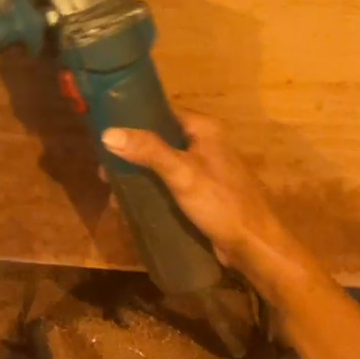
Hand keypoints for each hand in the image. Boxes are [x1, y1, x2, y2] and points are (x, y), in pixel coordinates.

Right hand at [101, 111, 292, 279]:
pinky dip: (152, 189)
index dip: (133, 119)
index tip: (105, 131)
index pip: (161, 112)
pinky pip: (170, 184)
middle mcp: (205, 143)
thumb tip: (107, 133)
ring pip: (162, 164)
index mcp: (204, 128)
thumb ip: (147, 150)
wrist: (255, 246)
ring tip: (113, 189)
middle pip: (159, 139)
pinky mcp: (203, 193)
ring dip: (138, 174)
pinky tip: (132, 203)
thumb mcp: (181, 173)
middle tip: (104, 169)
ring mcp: (205, 169)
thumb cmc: (221, 202)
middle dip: (131, 153)